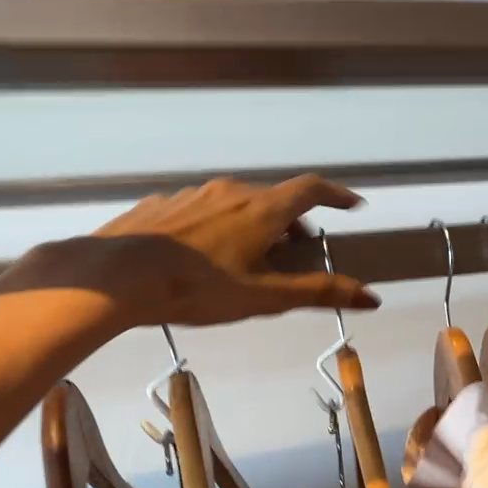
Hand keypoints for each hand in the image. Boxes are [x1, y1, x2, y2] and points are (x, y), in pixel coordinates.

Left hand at [11, 175, 378, 328]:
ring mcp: (192, 195)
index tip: (352, 204)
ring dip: (256, 224)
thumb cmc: (197, 288)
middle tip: (299, 250)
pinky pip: (204, 210)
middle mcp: (230, 191)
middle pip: (274, 199)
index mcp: (261, 210)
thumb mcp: (265, 298)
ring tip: (252, 258)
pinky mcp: (162, 206)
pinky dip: (220, 226)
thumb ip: (318, 294)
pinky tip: (206, 256)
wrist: (115, 275)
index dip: (336, 195)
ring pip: (237, 203)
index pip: (311, 189)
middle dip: (294, 222)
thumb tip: (372, 296)